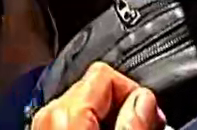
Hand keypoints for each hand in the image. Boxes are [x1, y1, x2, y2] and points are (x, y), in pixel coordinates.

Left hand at [31, 62, 162, 129]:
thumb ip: (133, 125)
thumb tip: (146, 99)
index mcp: (65, 111)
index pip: (103, 72)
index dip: (134, 91)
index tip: (153, 115)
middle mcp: (48, 111)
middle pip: (94, 84)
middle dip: (123, 101)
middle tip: (147, 125)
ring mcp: (43, 123)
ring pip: (85, 101)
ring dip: (111, 112)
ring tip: (131, 127)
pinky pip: (74, 116)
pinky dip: (94, 120)